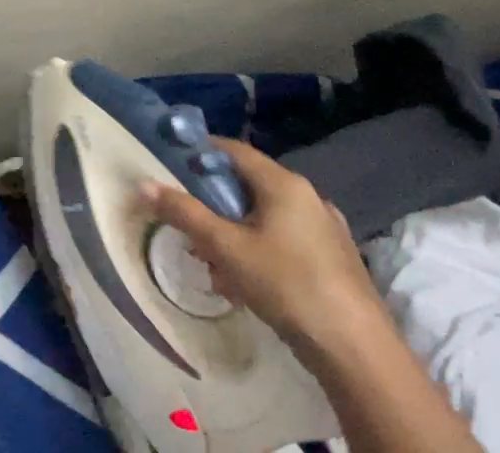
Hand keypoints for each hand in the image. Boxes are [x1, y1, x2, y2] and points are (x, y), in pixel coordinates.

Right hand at [138, 139, 387, 358]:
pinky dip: (255, 250)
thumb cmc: (286, 284)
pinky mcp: (331, 258)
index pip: (232, 150)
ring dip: (230, 233)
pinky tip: (242, 283)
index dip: (197, 152)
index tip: (167, 165)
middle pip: (245, 185)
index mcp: (284, 185)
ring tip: (212, 264)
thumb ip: (183, 212)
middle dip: (210, 204)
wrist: (355, 348)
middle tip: (185, 224)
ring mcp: (324, 229)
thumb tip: (144, 184)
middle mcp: (308, 198)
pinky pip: (281, 239)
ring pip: (261, 217)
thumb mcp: (224, 246)